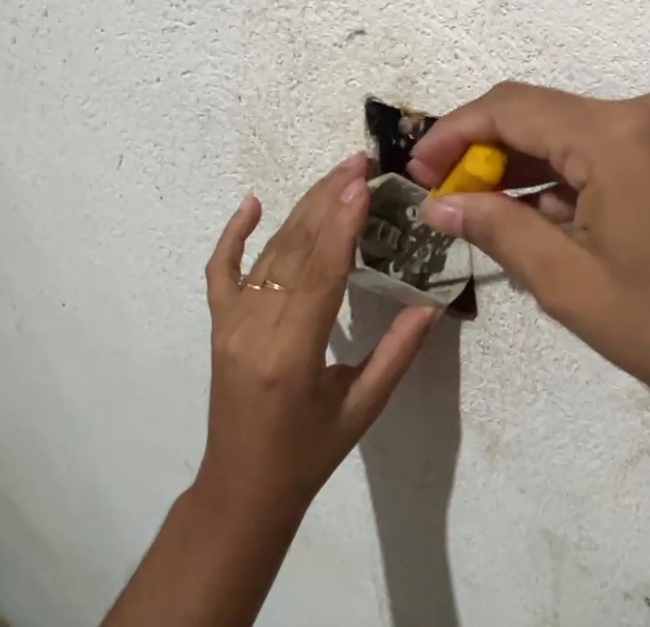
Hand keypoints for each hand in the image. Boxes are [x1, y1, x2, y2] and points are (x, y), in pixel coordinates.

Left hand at [102, 158, 441, 626]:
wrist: (243, 487)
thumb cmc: (309, 452)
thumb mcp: (362, 409)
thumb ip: (396, 354)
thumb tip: (430, 303)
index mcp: (292, 355)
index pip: (320, 275)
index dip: (342, 226)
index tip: (362, 184)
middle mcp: (254, 331)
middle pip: (294, 251)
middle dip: (327, 201)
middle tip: (357, 162)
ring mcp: (230, 324)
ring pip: (268, 253)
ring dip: (301, 209)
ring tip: (335, 175)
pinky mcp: (219, 324)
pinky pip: (220, 271)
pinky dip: (233, 235)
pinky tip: (252, 203)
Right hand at [406, 84, 649, 457]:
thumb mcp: (567, 282)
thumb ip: (496, 228)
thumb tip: (438, 204)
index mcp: (619, 133)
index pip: (512, 107)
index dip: (454, 133)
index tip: (418, 172)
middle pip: (544, 114)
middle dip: (488, 152)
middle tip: (445, 198)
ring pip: (577, 131)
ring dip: (529, 166)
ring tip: (485, 213)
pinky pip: (612, 148)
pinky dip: (571, 174)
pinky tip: (545, 215)